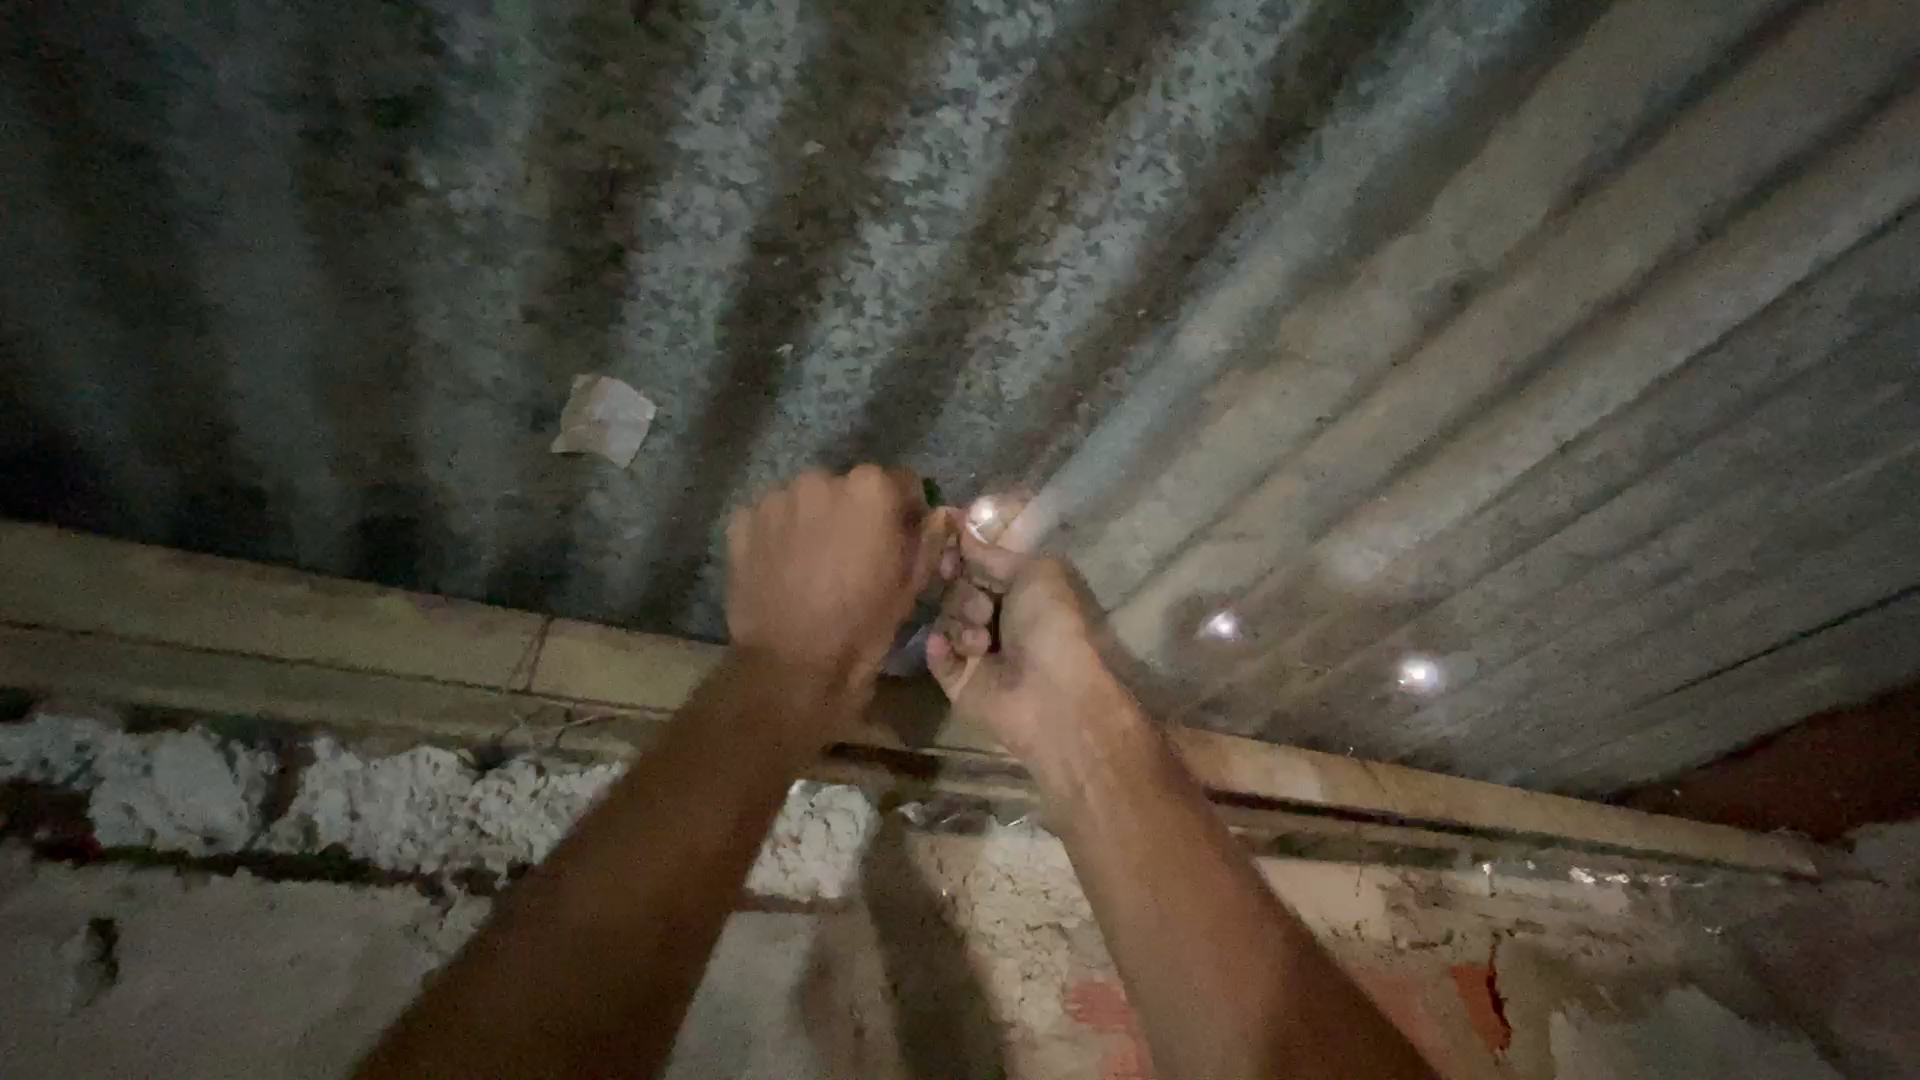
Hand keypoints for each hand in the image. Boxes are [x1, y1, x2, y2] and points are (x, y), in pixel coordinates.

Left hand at [726, 466, 948, 695]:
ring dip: (815, 521)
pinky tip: (783, 570)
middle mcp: (822, 478)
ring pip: (807, 501)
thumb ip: (928, 539)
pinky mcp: (742, 520)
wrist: (792, 665)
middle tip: (854, 556)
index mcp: (871, 488)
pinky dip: (778, 535)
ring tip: (814, 565)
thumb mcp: (911, 586)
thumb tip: (938, 515)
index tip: (899, 540)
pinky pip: (770, 518)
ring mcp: (777, 497)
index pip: (900, 482)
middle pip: (848, 488)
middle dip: (854, 513)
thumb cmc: (863, 624)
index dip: (904, 512)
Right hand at [926, 528, 1125, 764]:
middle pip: (957, 588)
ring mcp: (978, 650)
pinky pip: (936, 654)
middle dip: (965, 593)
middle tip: (984, 609)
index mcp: (1022, 589)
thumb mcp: (1034, 572)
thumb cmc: (1052, 624)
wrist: (1053, 694)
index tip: (948, 551)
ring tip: (983, 641)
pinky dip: (941, 648)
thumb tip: (962, 528)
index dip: (961, 554)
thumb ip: (993, 553)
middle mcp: (999, 616)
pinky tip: (951, 649)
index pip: (978, 563)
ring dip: (961, 624)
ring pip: (946, 619)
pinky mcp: (959, 680)